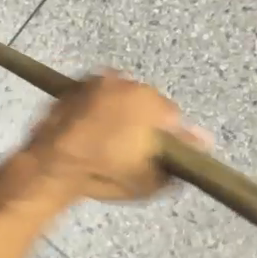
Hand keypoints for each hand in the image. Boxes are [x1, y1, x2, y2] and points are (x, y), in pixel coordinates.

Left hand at [18, 72, 207, 201]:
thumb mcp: (151, 177)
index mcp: (151, 101)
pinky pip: (94, 93)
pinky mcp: (72, 85)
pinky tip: (91, 127)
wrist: (53, 164)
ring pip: (119, 94)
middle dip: (144, 119)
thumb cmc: (105, 172)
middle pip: (146, 100)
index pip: (173, 116)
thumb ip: (184, 158)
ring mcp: (96, 80)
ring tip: (110, 137)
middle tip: (134, 145)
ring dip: (120, 109)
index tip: (162, 151)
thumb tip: (203, 142)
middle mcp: (125, 82)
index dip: (170, 135)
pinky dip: (97, 105)